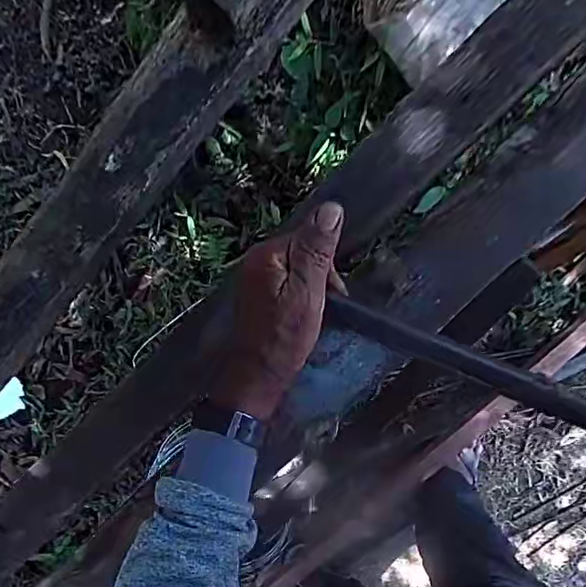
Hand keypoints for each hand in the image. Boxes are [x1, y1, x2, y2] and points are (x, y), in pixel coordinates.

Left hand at [211, 202, 345, 417]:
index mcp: (266, 254)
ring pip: (295, 271)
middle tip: (323, 306)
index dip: (326, 264)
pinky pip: (286, 287)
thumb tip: (331, 209)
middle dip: (319, 276)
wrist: (258, 377)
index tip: (332, 291)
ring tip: (312, 316)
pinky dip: (298, 300)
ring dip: (311, 290)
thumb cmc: (284, 338)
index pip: (307, 237)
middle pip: (301, 252)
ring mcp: (253, 280)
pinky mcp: (256, 298)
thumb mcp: (308, 292)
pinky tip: (300, 320)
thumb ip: (317, 251)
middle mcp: (254, 261)